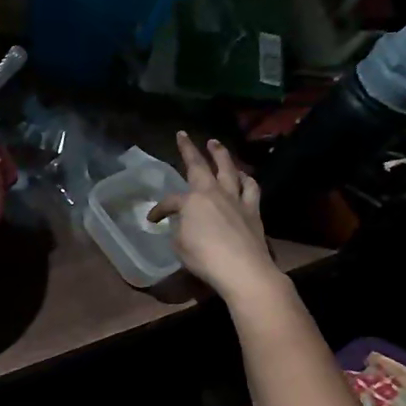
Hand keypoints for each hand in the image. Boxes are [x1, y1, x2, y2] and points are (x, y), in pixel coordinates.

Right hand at [148, 132, 277, 299]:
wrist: (243, 269)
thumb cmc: (204, 257)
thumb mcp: (179, 245)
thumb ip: (179, 230)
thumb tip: (183, 225)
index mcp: (191, 200)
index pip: (170, 202)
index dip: (159, 210)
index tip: (152, 220)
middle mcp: (213, 192)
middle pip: (199, 166)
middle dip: (189, 149)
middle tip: (183, 135)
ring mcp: (236, 199)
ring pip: (228, 169)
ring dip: (221, 154)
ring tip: (215, 144)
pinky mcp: (253, 210)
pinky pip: (250, 188)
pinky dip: (245, 179)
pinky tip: (243, 176)